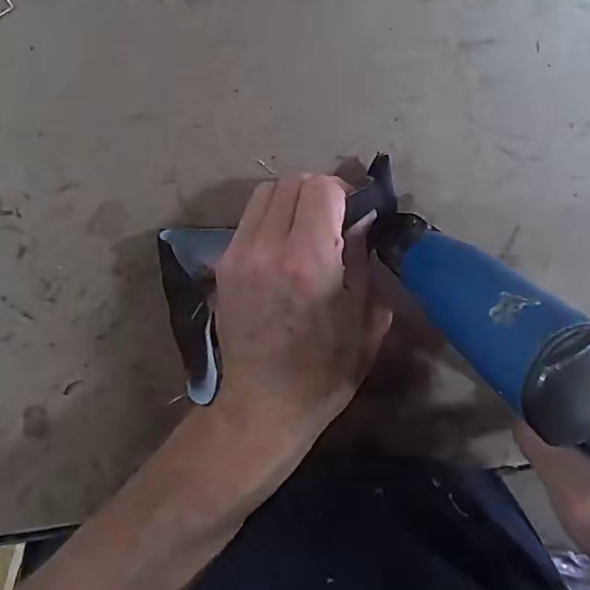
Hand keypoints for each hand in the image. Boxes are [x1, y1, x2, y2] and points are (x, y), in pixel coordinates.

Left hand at [210, 174, 393, 449]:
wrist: (261, 407)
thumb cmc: (325, 371)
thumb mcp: (365, 317)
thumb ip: (363, 256)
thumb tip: (362, 217)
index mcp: (309, 263)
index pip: (322, 188)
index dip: (346, 192)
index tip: (357, 214)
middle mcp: (268, 248)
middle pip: (294, 181)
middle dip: (321, 192)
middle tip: (336, 219)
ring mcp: (239, 253)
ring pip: (268, 191)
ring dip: (294, 199)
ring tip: (309, 227)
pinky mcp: (224, 262)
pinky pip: (251, 216)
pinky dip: (273, 216)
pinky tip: (285, 245)